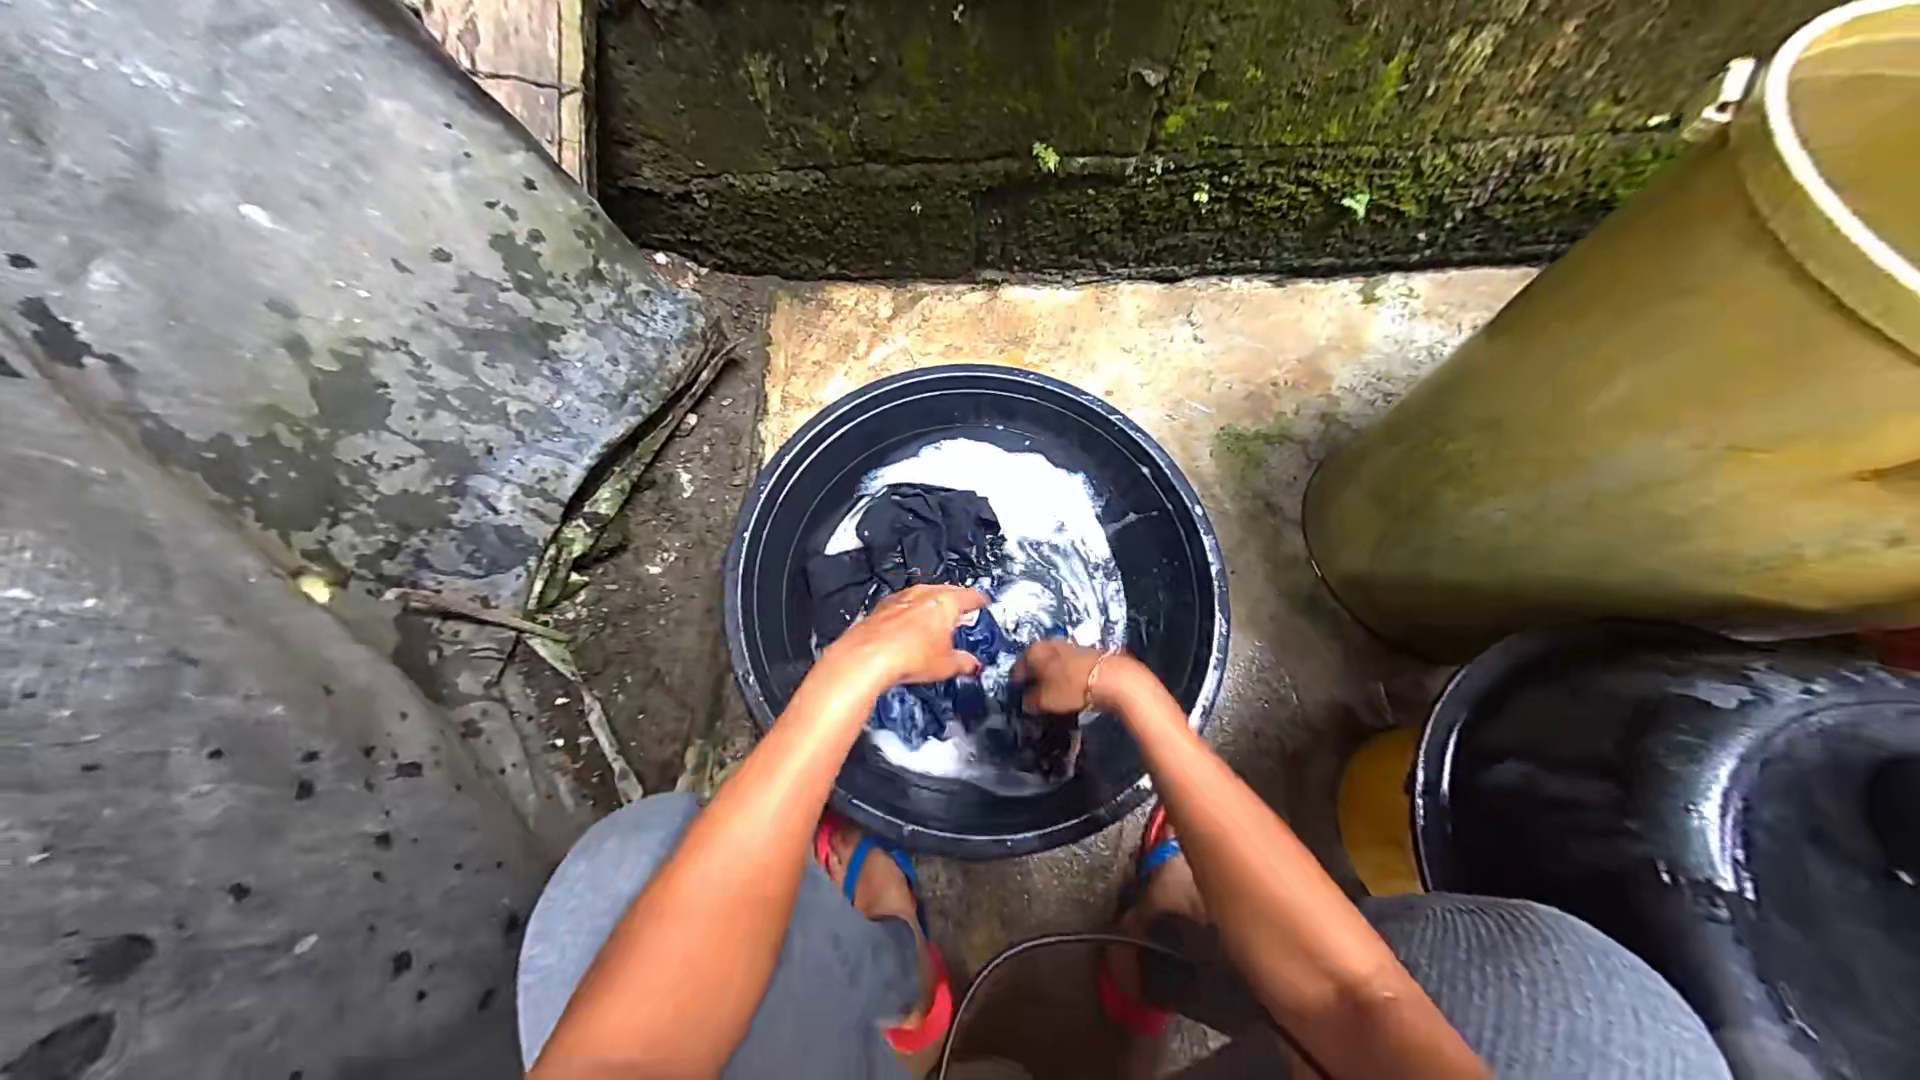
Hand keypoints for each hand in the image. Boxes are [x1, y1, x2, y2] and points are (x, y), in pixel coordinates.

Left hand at [821, 585, 989, 689]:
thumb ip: (964, 662)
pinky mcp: (880, 609)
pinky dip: (909, 615)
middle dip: (955, 603)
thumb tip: (970, 664)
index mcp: (946, 601)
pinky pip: (902, 607)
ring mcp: (899, 599)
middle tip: (962, 613)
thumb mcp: (946, 665)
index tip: (983, 601)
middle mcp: (922, 594)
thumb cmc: (906, 655)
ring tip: (935, 624)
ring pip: (922, 598)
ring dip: (930, 608)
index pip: (970, 596)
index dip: (979, 600)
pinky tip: (908, 631)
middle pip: (946, 592)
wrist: (867, 657)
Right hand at [1014, 641, 1142, 712]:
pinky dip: (1066, 673)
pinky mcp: (1087, 651)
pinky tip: (1071, 685)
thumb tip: (1027, 701)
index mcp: (1035, 651)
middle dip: (1035, 676)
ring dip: (1052, 673)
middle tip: (1036, 693)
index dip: (1018, 682)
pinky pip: (1069, 663)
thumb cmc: (1071, 687)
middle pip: (1037, 661)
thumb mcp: (1046, 700)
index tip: (1020, 695)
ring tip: (1054, 691)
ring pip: (1054, 661)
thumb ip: (1032, 701)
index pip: (1018, 667)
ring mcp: (1069, 645)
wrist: (1112, 677)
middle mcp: (1050, 643)